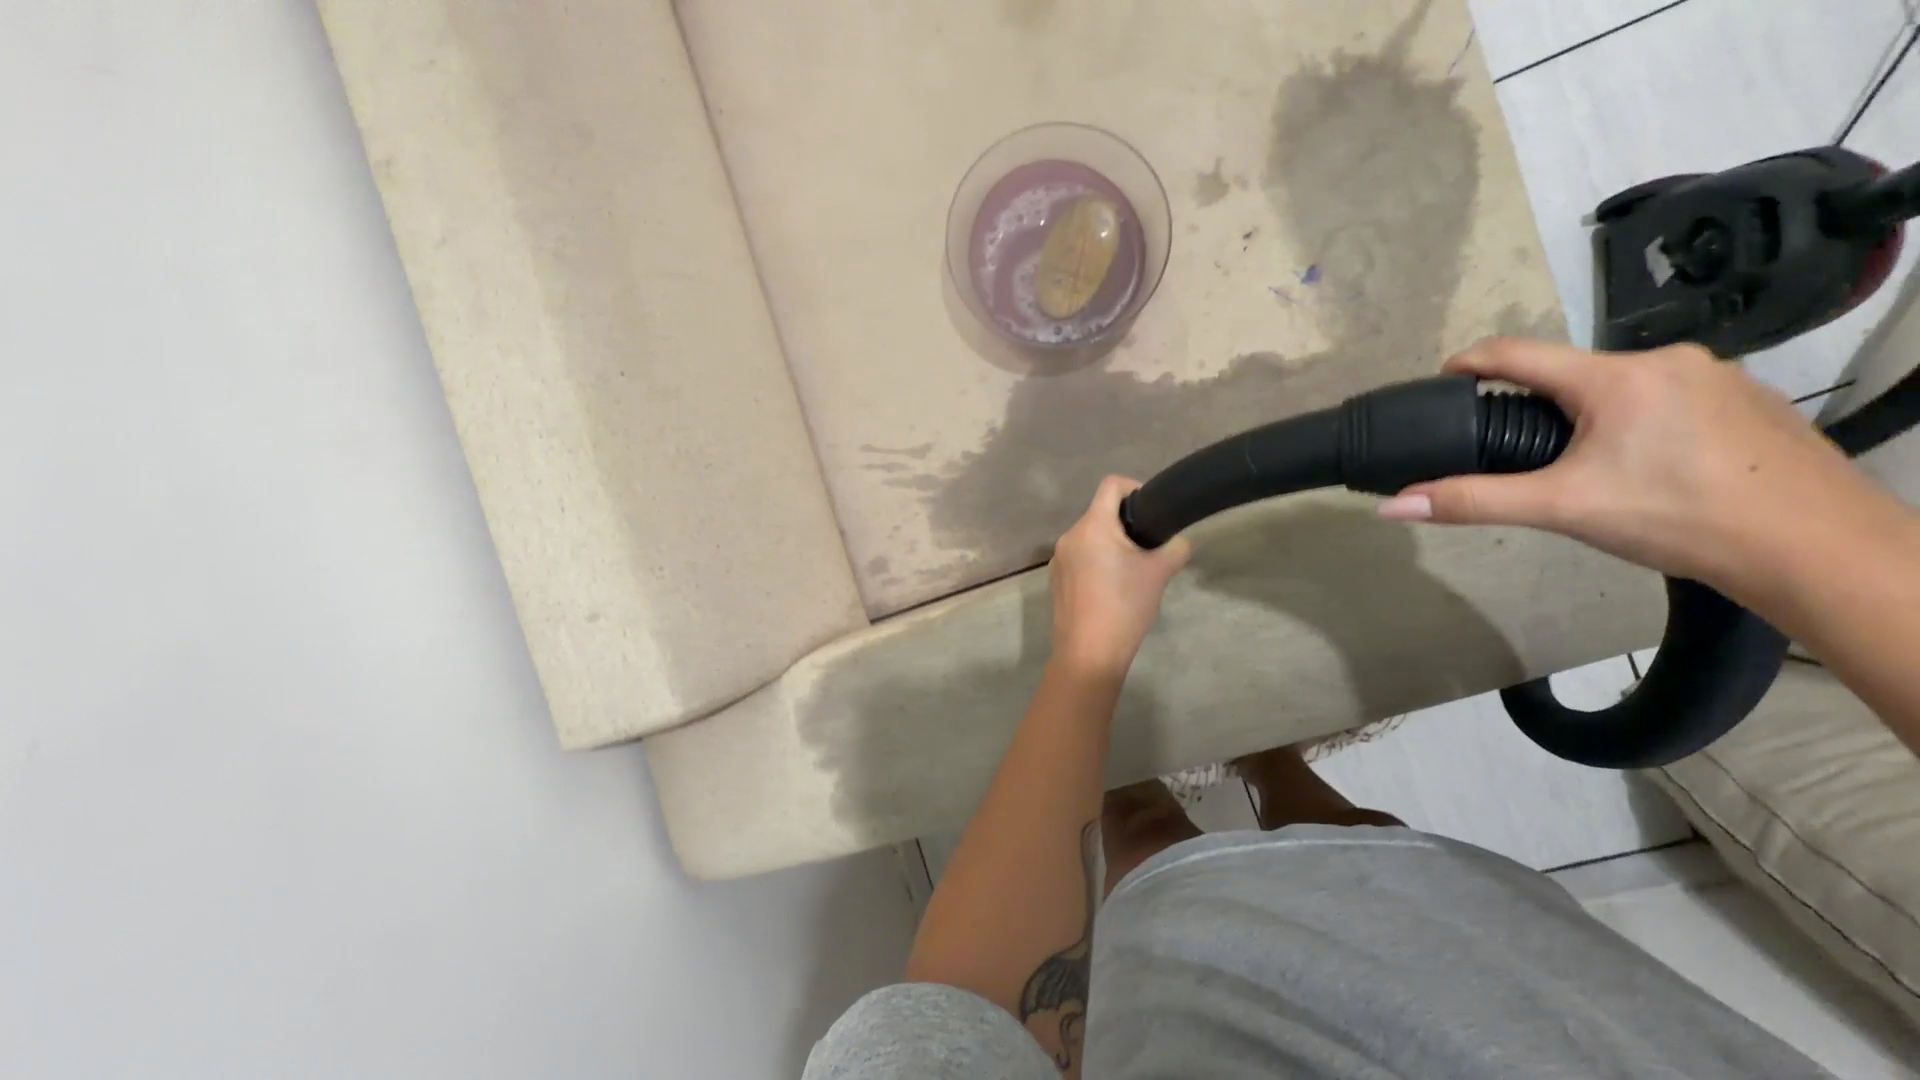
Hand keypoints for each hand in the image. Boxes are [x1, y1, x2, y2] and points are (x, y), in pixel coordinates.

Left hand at [1049, 476, 1191, 679]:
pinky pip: (1080, 558)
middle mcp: (1069, 536)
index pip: (1111, 485)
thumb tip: (1177, 541)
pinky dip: (1097, 562)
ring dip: (1112, 545)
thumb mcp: (1159, 573)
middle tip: (1150, 547)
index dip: (1135, 488)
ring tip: (1133, 571)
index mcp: (1092, 526)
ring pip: (1090, 538)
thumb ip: (1175, 547)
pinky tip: (1113, 589)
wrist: (1089, 653)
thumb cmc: (1125, 606)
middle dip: (1126, 524)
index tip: (1152, 511)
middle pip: (1100, 513)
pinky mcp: (1056, 580)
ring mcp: (1058, 559)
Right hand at [1377, 337, 1872, 592]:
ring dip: (1590, 413)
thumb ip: (1474, 501)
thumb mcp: (1563, 509)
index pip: (1517, 352)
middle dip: (1536, 402)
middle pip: (1572, 372)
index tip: (1443, 380)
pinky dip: (1641, 422)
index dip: (1470, 362)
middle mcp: (1665, 360)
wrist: (1812, 545)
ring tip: (1584, 465)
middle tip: (1516, 447)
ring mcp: (1716, 375)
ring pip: (1623, 386)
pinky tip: (1650, 467)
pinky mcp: (1749, 400)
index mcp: (1613, 377)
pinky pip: (1669, 397)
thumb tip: (1394, 507)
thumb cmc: (1675, 517)